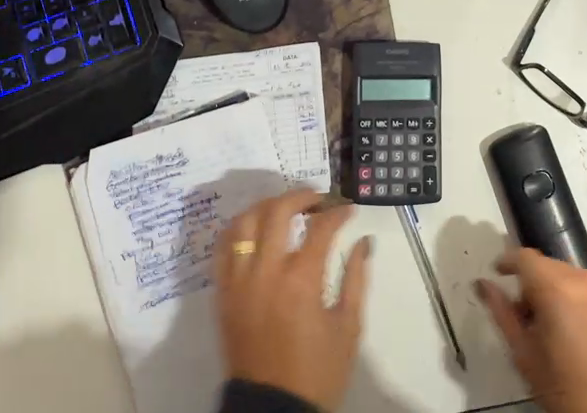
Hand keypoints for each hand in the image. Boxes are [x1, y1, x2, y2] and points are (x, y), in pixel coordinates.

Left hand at [216, 189, 373, 410]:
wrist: (274, 410)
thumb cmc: (318, 372)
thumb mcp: (349, 326)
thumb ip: (357, 278)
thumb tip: (364, 241)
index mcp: (301, 281)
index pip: (321, 227)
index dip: (338, 212)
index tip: (348, 210)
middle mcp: (266, 273)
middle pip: (278, 211)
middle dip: (301, 196)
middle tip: (318, 200)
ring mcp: (239, 281)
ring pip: (245, 222)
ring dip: (267, 206)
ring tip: (286, 208)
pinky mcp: (223, 293)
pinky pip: (223, 248)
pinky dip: (239, 229)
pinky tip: (256, 228)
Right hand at [475, 248, 586, 412]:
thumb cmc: (563, 387)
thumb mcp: (523, 353)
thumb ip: (501, 312)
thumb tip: (483, 284)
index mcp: (556, 291)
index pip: (525, 258)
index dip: (508, 261)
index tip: (499, 272)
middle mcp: (584, 280)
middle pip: (549, 266)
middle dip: (533, 282)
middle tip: (527, 313)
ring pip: (572, 274)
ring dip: (558, 288)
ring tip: (556, 321)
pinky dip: (583, 296)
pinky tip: (581, 324)